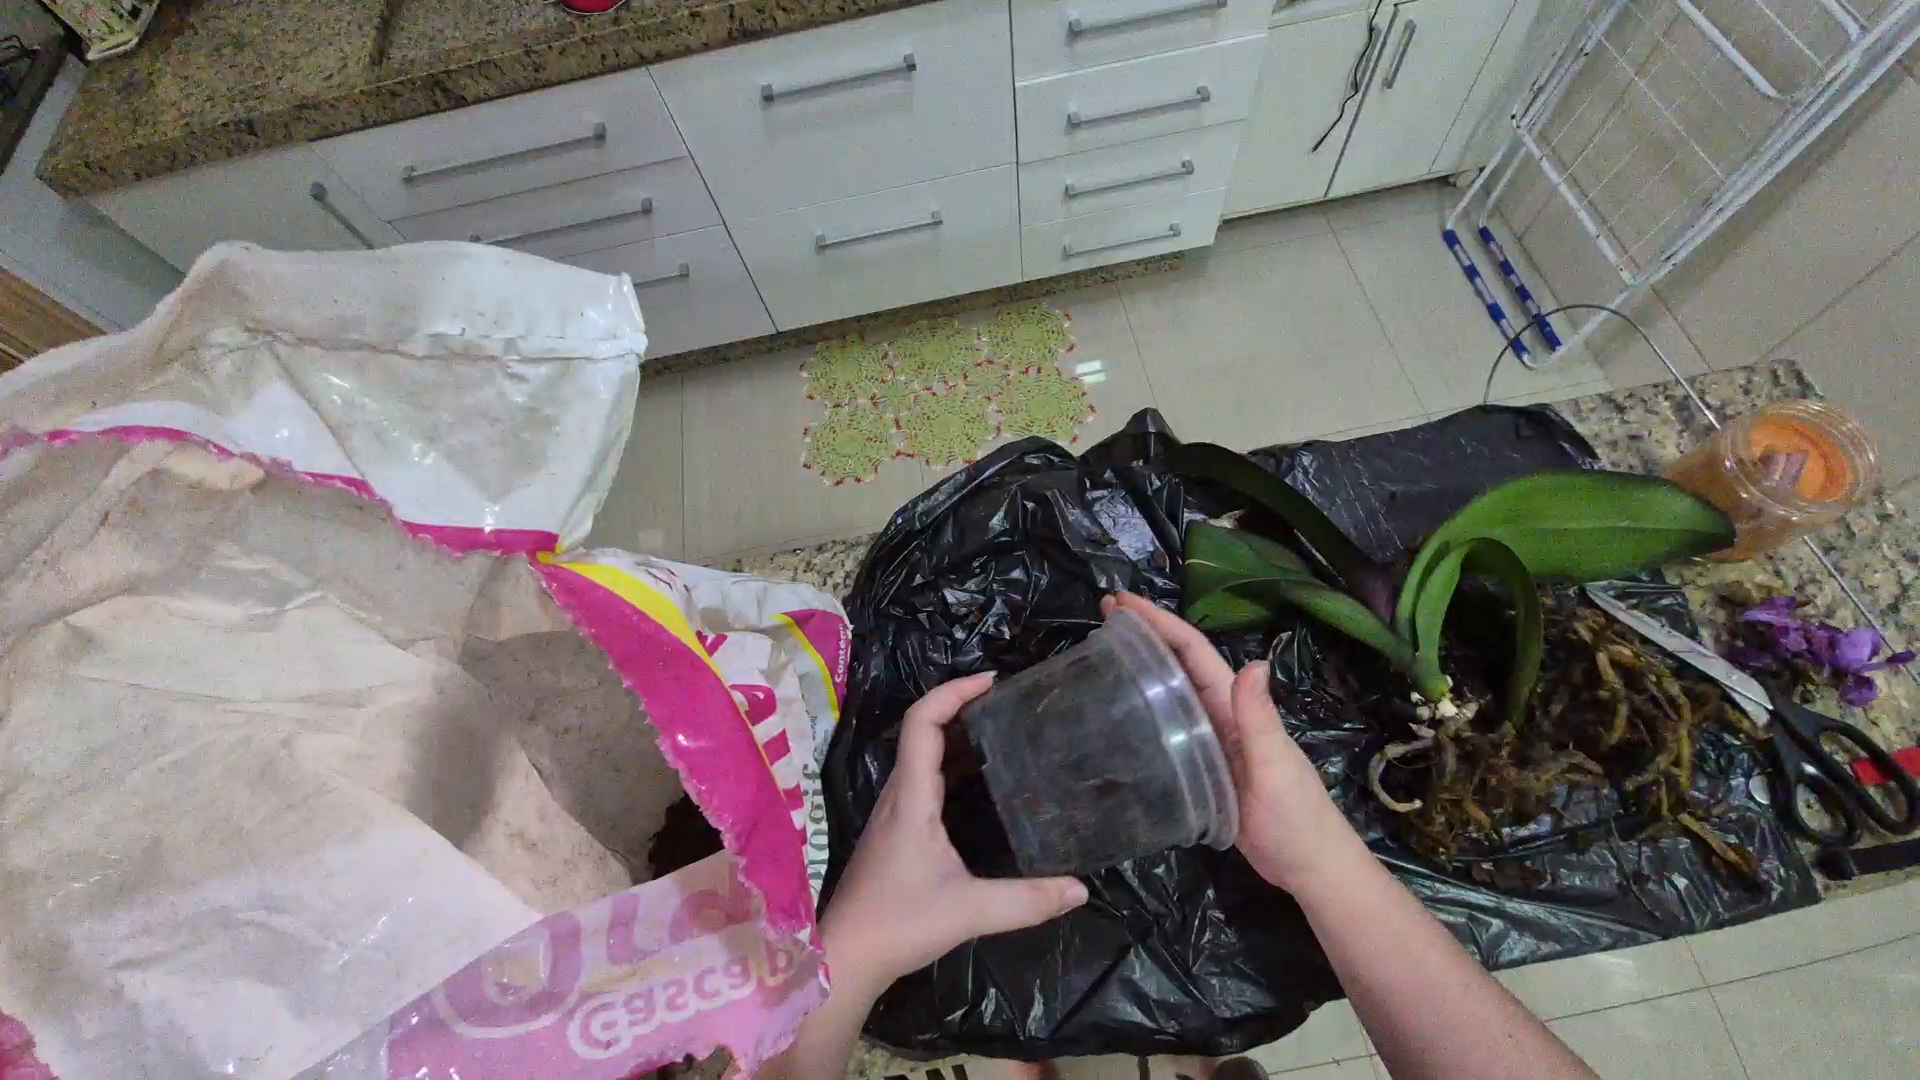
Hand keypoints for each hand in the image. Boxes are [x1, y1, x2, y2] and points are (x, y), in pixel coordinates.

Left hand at [821, 673, 1089, 1003]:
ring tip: (1008, 733)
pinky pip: (928, 779)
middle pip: (925, 729)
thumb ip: (1026, 901)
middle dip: (965, 707)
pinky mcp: (899, 829)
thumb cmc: (899, 923)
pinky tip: (987, 784)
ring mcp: (897, 810)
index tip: (993, 680)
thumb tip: (1080, 889)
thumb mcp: (969, 910)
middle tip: (1012, 704)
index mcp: (912, 794)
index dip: (954, 691)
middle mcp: (901, 792)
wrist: (846, 956)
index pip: (923, 721)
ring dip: (962, 737)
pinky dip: (957, 767)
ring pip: (926, 754)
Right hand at [1101, 593, 1368, 893]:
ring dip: (1142, 662)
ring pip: (1170, 689)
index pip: (1193, 652)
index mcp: (1234, 706)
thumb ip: (1260, 719)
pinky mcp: (1202, 763)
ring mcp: (1210, 738)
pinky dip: (1145, 704)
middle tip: (1103, 610)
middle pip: (1178, 661)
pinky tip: (1120, 708)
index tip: (1121, 601)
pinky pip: (1167, 723)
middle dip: (1144, 631)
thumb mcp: (1275, 767)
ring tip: (1103, 647)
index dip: (1159, 622)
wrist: (1311, 868)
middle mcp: (1220, 713)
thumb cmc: (1295, 818)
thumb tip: (1254, 663)